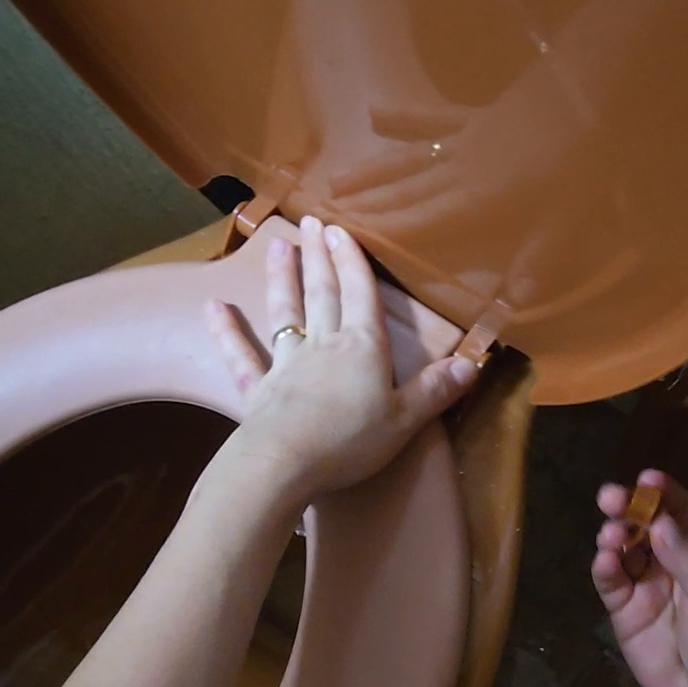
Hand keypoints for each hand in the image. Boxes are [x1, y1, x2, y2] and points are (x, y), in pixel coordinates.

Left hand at [206, 216, 478, 502]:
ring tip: (279, 245)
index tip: (341, 230)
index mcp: (362, 349)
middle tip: (311, 222)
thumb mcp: (404, 420)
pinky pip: (241, 356)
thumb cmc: (350, 441)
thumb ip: (435, 390)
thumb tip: (473, 362)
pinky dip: (227, 332)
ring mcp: (285, 365)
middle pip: (322, 294)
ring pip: (285, 313)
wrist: (285, 464)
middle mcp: (322, 346)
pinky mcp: (257, 390)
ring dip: (283, 279)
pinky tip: (214, 308)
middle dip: (320, 257)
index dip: (352, 263)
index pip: (359, 296)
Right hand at [592, 470, 687, 686]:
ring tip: (610, 535)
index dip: (664, 492)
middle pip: (643, 524)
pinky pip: (610, 582)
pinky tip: (603, 561)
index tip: (647, 477)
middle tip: (610, 497)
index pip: (681, 512)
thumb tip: (660, 523)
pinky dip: (603, 568)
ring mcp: (644, 584)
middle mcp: (670, 561)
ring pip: (622, 549)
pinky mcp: (623, 609)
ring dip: (613, 536)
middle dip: (627, 508)